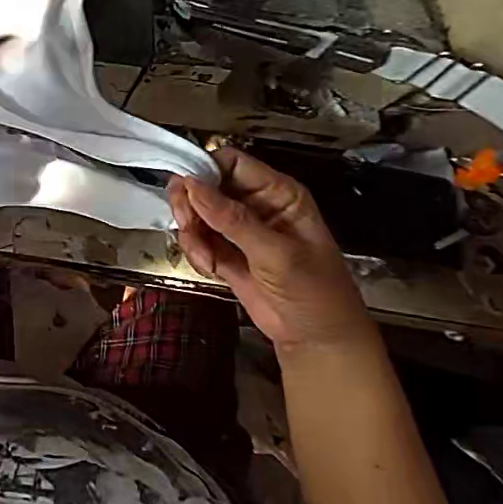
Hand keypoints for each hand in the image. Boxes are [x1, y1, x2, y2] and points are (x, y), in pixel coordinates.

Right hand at [168, 147, 375, 355]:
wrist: (318, 340)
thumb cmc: (315, 292)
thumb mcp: (276, 253)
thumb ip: (232, 219)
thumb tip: (193, 186)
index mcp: (278, 194)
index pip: (233, 163)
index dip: (205, 170)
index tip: (184, 187)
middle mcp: (256, 206)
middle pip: (208, 187)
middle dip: (192, 204)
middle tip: (185, 222)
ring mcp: (239, 231)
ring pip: (198, 214)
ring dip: (192, 232)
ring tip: (203, 254)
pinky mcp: (226, 254)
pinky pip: (198, 241)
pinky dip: (196, 252)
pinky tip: (210, 267)